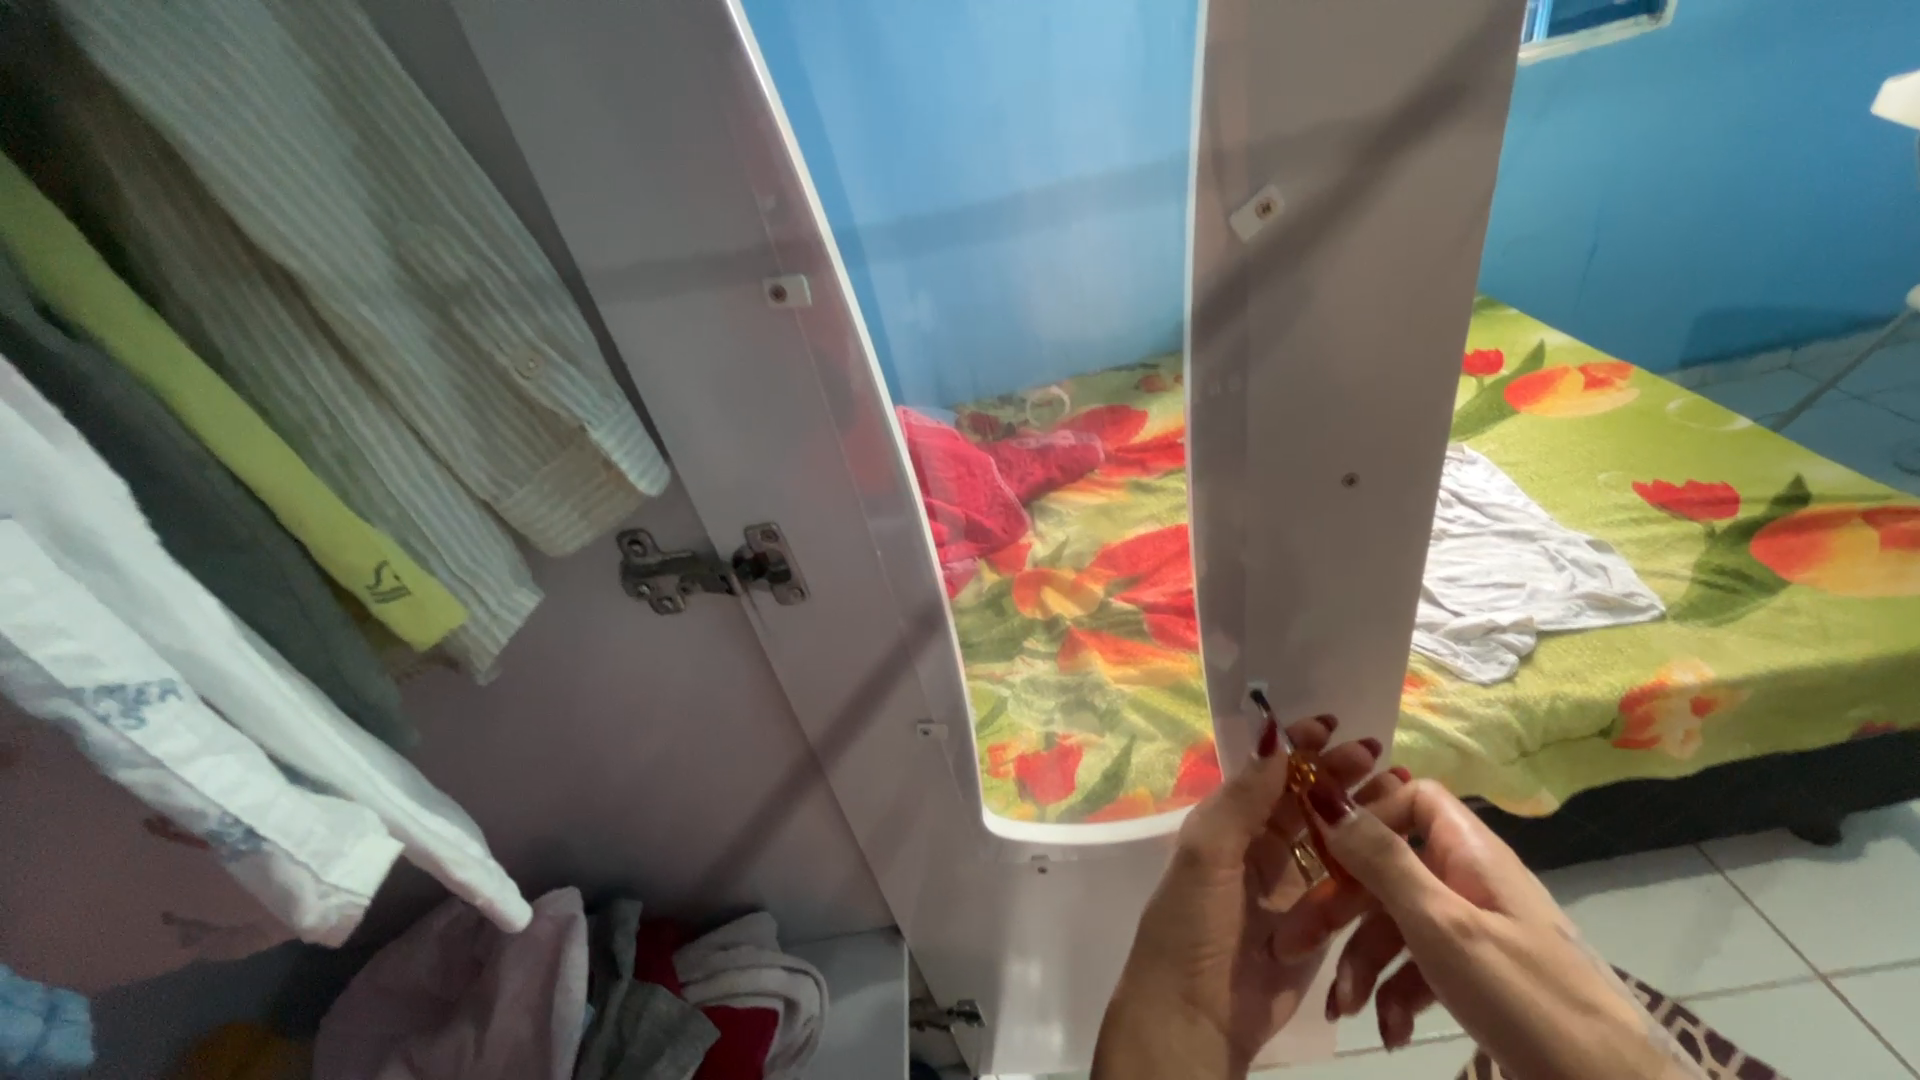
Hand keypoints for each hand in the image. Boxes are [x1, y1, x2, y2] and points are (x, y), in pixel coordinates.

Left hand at [1090, 714, 1398, 1079]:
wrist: (1196, 1015)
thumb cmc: (1191, 925)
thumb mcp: (1205, 853)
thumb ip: (1241, 800)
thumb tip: (1278, 744)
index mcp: (1224, 823)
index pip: (1266, 773)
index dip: (1295, 747)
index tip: (1330, 723)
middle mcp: (1254, 845)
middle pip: (1302, 798)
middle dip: (1334, 772)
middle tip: (1375, 752)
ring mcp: (1286, 884)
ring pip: (1328, 834)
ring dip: (1358, 809)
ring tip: (1397, 785)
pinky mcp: (1315, 921)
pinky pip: (1343, 880)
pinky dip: (1367, 857)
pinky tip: (1396, 841)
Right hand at [1309, 778, 1704, 1079]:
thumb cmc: (1526, 999)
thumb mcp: (1441, 924)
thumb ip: (1379, 858)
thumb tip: (1324, 793)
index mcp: (1470, 853)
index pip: (1410, 798)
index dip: (1365, 816)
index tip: (1324, 851)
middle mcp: (1468, 881)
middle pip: (1386, 868)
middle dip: (1337, 907)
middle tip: (1293, 944)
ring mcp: (1472, 930)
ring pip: (1393, 922)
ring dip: (1360, 962)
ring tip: (1341, 1009)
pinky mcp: (1474, 976)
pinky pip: (1417, 965)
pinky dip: (1394, 994)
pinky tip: (1387, 1031)